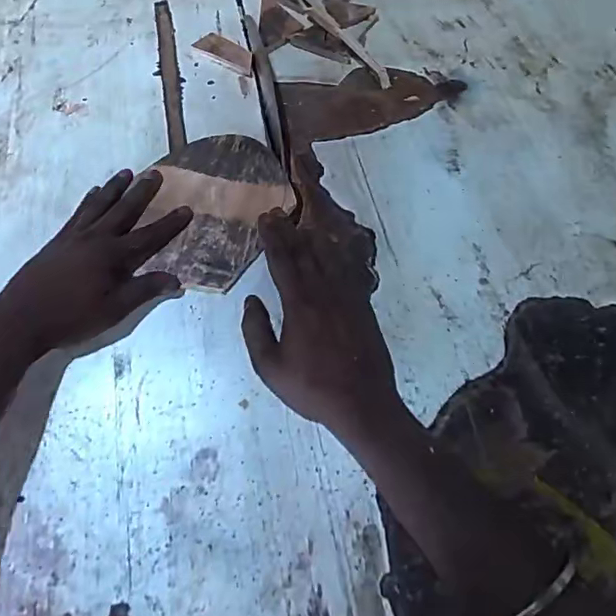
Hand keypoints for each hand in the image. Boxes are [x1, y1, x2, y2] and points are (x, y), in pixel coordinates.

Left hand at [0, 169, 191, 351]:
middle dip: (142, 192)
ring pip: (100, 205)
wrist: (19, 320)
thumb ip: (144, 291)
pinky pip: (78, 213)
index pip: (149, 236)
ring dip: (115, 188)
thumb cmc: (70, 318)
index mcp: (113, 255)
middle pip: (124, 210)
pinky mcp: (58, 241)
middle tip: (155, 174)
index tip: (187, 209)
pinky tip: (93, 193)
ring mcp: (74, 236)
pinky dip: (89, 200)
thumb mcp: (113, 310)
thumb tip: (176, 280)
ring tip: (126, 173)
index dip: (170, 224)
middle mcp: (96, 238)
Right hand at [242, 211, 404, 436]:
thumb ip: (256, 331)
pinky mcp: (362, 303)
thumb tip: (251, 300)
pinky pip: (347, 269)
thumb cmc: (312, 388)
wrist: (363, 401)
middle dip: (288, 231)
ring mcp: (346, 295)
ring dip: (312, 238)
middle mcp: (324, 292)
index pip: (283, 261)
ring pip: (328, 256)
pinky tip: (332, 248)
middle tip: (276, 214)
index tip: (264, 219)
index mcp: (299, 304)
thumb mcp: (271, 368)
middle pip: (304, 252)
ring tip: (301, 224)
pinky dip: (337, 254)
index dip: (272, 238)